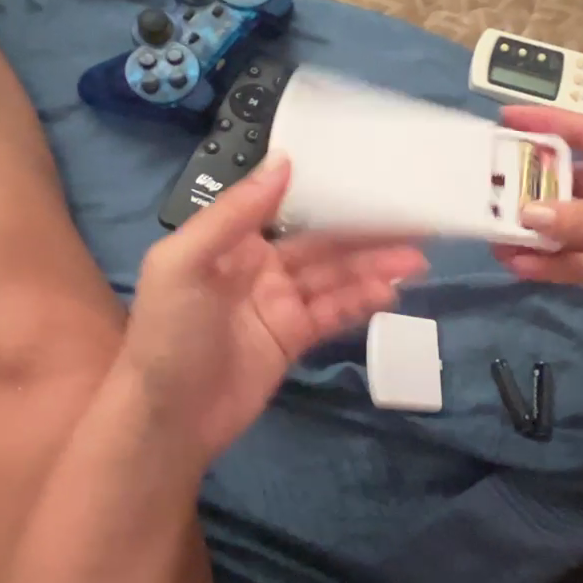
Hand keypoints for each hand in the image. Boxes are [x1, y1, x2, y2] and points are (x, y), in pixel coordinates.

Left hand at [121, 155, 427, 459]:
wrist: (166, 420)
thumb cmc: (168, 333)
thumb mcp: (184, 262)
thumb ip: (233, 213)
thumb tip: (283, 162)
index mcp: (232, 239)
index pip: (289, 205)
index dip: (329, 193)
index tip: (370, 178)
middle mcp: (261, 265)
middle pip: (322, 242)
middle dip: (366, 231)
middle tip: (415, 221)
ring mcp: (280, 303)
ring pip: (335, 276)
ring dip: (374, 266)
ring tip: (417, 260)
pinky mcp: (294, 338)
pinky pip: (334, 312)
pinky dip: (362, 300)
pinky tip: (390, 292)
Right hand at [494, 106, 582, 360]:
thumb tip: (528, 214)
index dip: (552, 123)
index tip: (509, 116)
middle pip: (577, 183)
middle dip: (537, 185)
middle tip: (492, 185)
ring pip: (572, 226)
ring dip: (539, 231)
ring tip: (496, 232)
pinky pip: (578, 262)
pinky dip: (551, 264)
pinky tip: (520, 265)